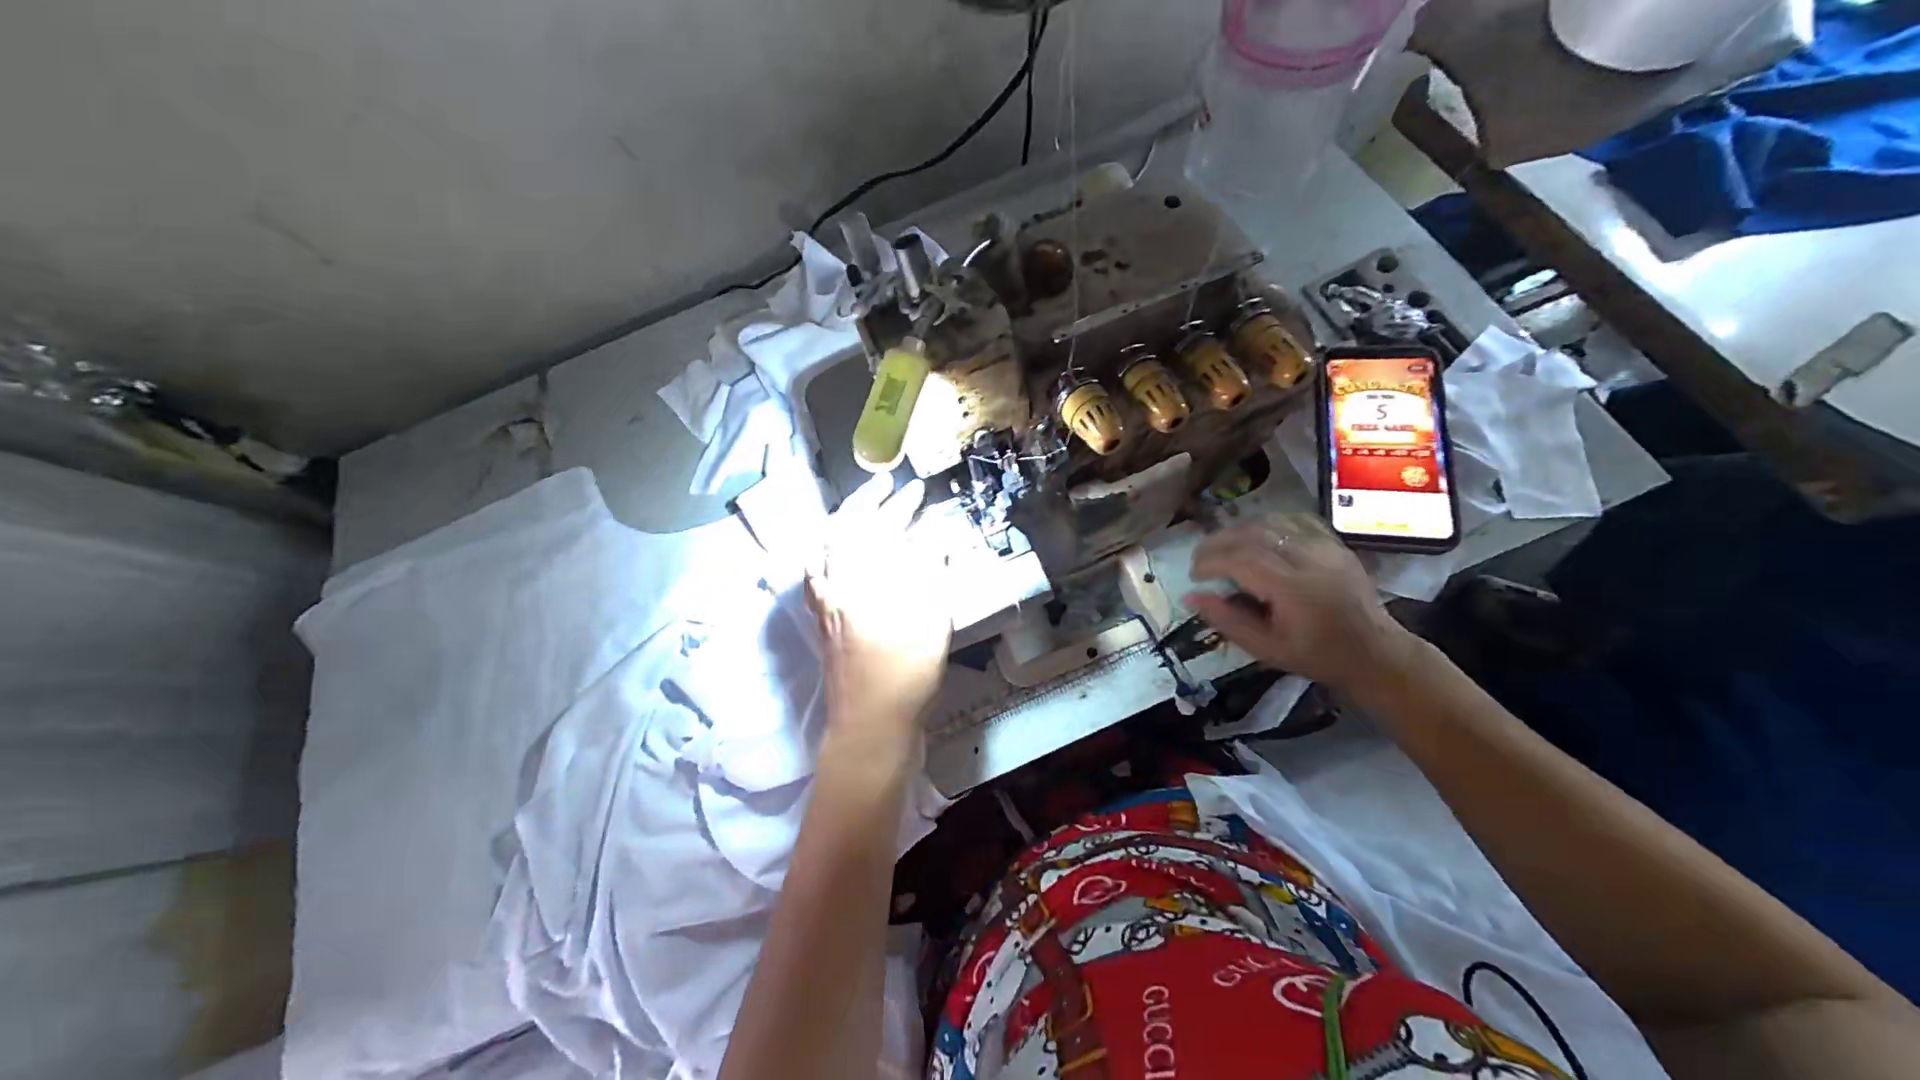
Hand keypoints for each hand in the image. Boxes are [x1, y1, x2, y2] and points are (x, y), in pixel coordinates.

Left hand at [807, 475, 951, 761]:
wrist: (870, 724)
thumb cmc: (906, 672)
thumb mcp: (931, 617)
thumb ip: (929, 570)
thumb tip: (933, 536)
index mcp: (862, 577)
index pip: (877, 525)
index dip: (897, 503)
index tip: (914, 487)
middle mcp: (835, 581)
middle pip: (848, 530)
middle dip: (873, 504)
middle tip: (896, 488)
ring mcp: (824, 601)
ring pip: (828, 548)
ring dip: (849, 523)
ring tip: (867, 509)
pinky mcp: (822, 619)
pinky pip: (819, 573)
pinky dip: (830, 554)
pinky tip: (841, 555)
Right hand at [1185, 513, 1417, 690]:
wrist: (1373, 651)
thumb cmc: (1317, 656)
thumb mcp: (1266, 649)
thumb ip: (1228, 620)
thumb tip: (1191, 597)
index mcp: (1293, 588)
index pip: (1241, 559)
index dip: (1210, 561)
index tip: (1195, 575)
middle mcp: (1309, 559)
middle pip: (1252, 534)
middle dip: (1218, 542)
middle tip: (1200, 559)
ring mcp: (1324, 546)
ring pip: (1271, 521)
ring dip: (1239, 530)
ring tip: (1223, 547)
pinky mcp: (1333, 542)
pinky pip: (1295, 519)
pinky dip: (1268, 522)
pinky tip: (1255, 536)